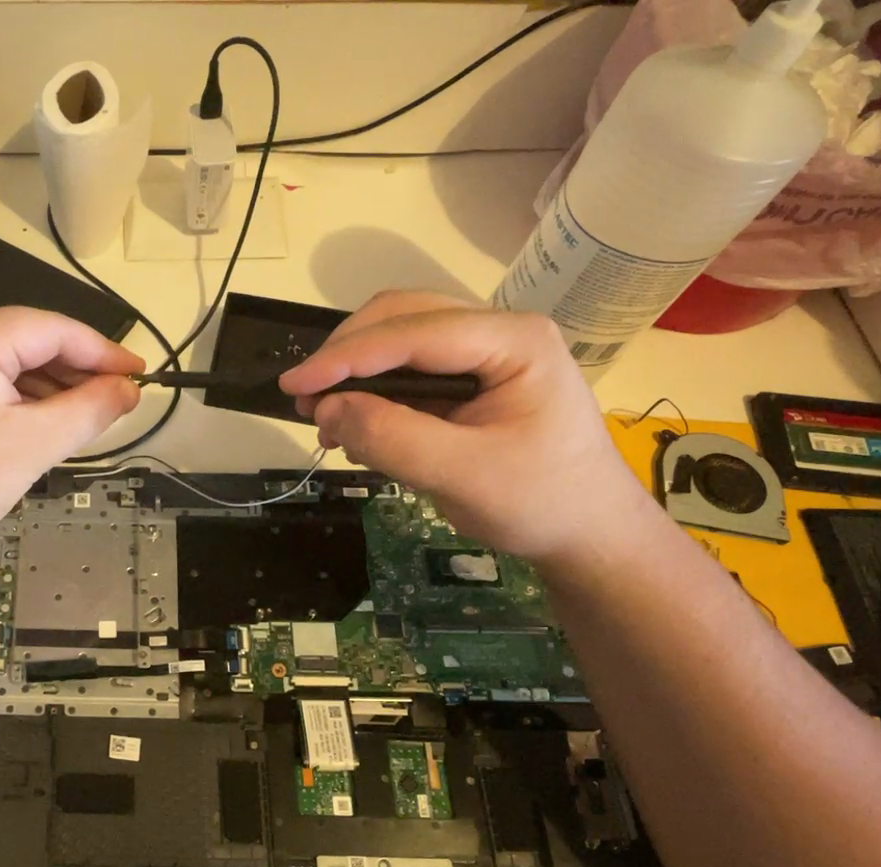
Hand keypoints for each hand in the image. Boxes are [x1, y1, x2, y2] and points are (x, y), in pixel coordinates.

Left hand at [0, 307, 143, 571]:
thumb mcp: (34, 445)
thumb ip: (90, 409)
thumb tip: (130, 390)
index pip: (50, 328)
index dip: (101, 350)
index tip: (139, 374)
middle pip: (24, 340)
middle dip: (73, 370)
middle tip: (115, 401)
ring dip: (45, 387)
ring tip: (83, 417)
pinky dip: (11, 399)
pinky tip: (36, 424)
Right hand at [277, 291, 654, 566]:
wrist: (587, 533)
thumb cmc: (541, 503)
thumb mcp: (465, 476)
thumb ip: (394, 438)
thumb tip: (327, 409)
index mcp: (514, 341)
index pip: (414, 332)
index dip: (347, 356)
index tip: (293, 385)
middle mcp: (497, 332)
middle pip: (402, 318)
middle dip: (347, 355)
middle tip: (303, 400)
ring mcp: (483, 354)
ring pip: (398, 340)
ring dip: (354, 372)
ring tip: (322, 418)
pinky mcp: (468, 380)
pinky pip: (406, 372)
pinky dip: (370, 392)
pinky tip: (351, 426)